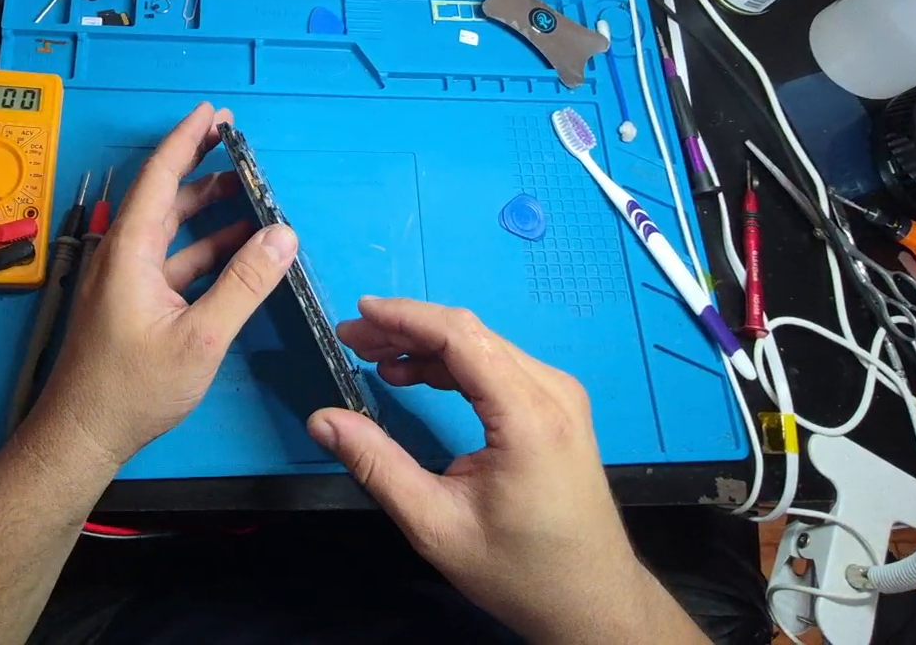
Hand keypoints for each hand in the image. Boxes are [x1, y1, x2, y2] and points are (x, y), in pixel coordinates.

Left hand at [28, 103, 296, 468]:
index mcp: (131, 248)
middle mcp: (125, 252)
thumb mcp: (199, 338)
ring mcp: (129, 276)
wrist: (82, 436)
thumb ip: (244, 284)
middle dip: (200, 163)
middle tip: (235, 140)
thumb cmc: (132, 388)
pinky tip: (237, 246)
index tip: (212, 113)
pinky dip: (206, 245)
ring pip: (172, 225)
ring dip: (208, 206)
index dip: (187, 140)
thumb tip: (282, 235)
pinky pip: (175, 256)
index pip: (161, 176)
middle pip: (166, 193)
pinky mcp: (136, 299)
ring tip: (247, 190)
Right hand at [308, 299, 698, 644]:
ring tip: (372, 355)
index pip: (460, 336)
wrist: (593, 604)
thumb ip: (376, 465)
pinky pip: (494, 364)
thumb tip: (322, 420)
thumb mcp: (436, 525)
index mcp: (528, 415)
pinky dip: (449, 363)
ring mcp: (557, 393)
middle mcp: (550, 389)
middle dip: (404, 329)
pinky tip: (411, 375)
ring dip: (423, 344)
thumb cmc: (519, 571)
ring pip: (480, 344)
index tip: (359, 313)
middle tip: (352, 338)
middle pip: (468, 333)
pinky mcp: (554, 403)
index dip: (406, 317)